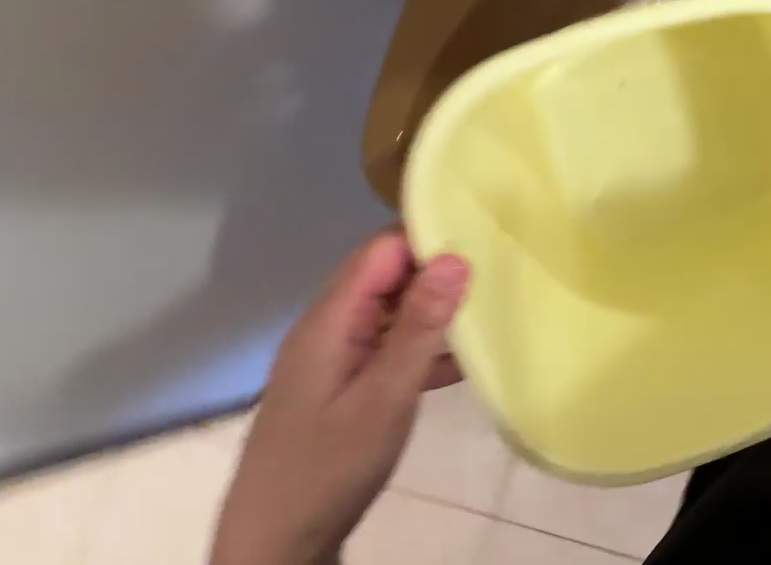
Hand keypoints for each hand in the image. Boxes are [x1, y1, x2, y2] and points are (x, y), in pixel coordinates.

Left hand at [211, 229, 469, 564]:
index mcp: (331, 321)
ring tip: (492, 308)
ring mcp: (335, 358)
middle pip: (388, 274)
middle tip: (497, 272)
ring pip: (393, 309)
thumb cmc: (328, 468)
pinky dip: (425, 344)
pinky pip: (391, 344)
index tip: (483, 239)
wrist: (273, 550)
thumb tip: (456, 257)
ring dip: (436, 307)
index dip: (429, 237)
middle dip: (438, 268)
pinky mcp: (345, 385)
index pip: (382, 249)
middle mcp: (329, 328)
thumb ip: (421, 326)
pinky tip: (465, 359)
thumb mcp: (385, 397)